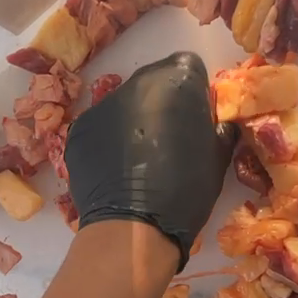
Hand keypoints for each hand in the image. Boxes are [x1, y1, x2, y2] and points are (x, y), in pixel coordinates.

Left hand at [66, 51, 238, 262]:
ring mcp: (102, 105)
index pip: (189, 68)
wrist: (134, 229)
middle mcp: (137, 82)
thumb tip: (217, 126)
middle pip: (154, 83)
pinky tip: (115, 173)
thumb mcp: (217, 160)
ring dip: (133, 124)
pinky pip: (99, 130)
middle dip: (162, 104)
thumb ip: (218, 131)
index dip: (194, 94)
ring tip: (139, 163)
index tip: (194, 121)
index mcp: (177, 79)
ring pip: (124, 106)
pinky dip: (108, 144)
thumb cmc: (186, 193)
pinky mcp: (79, 131)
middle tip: (167, 143)